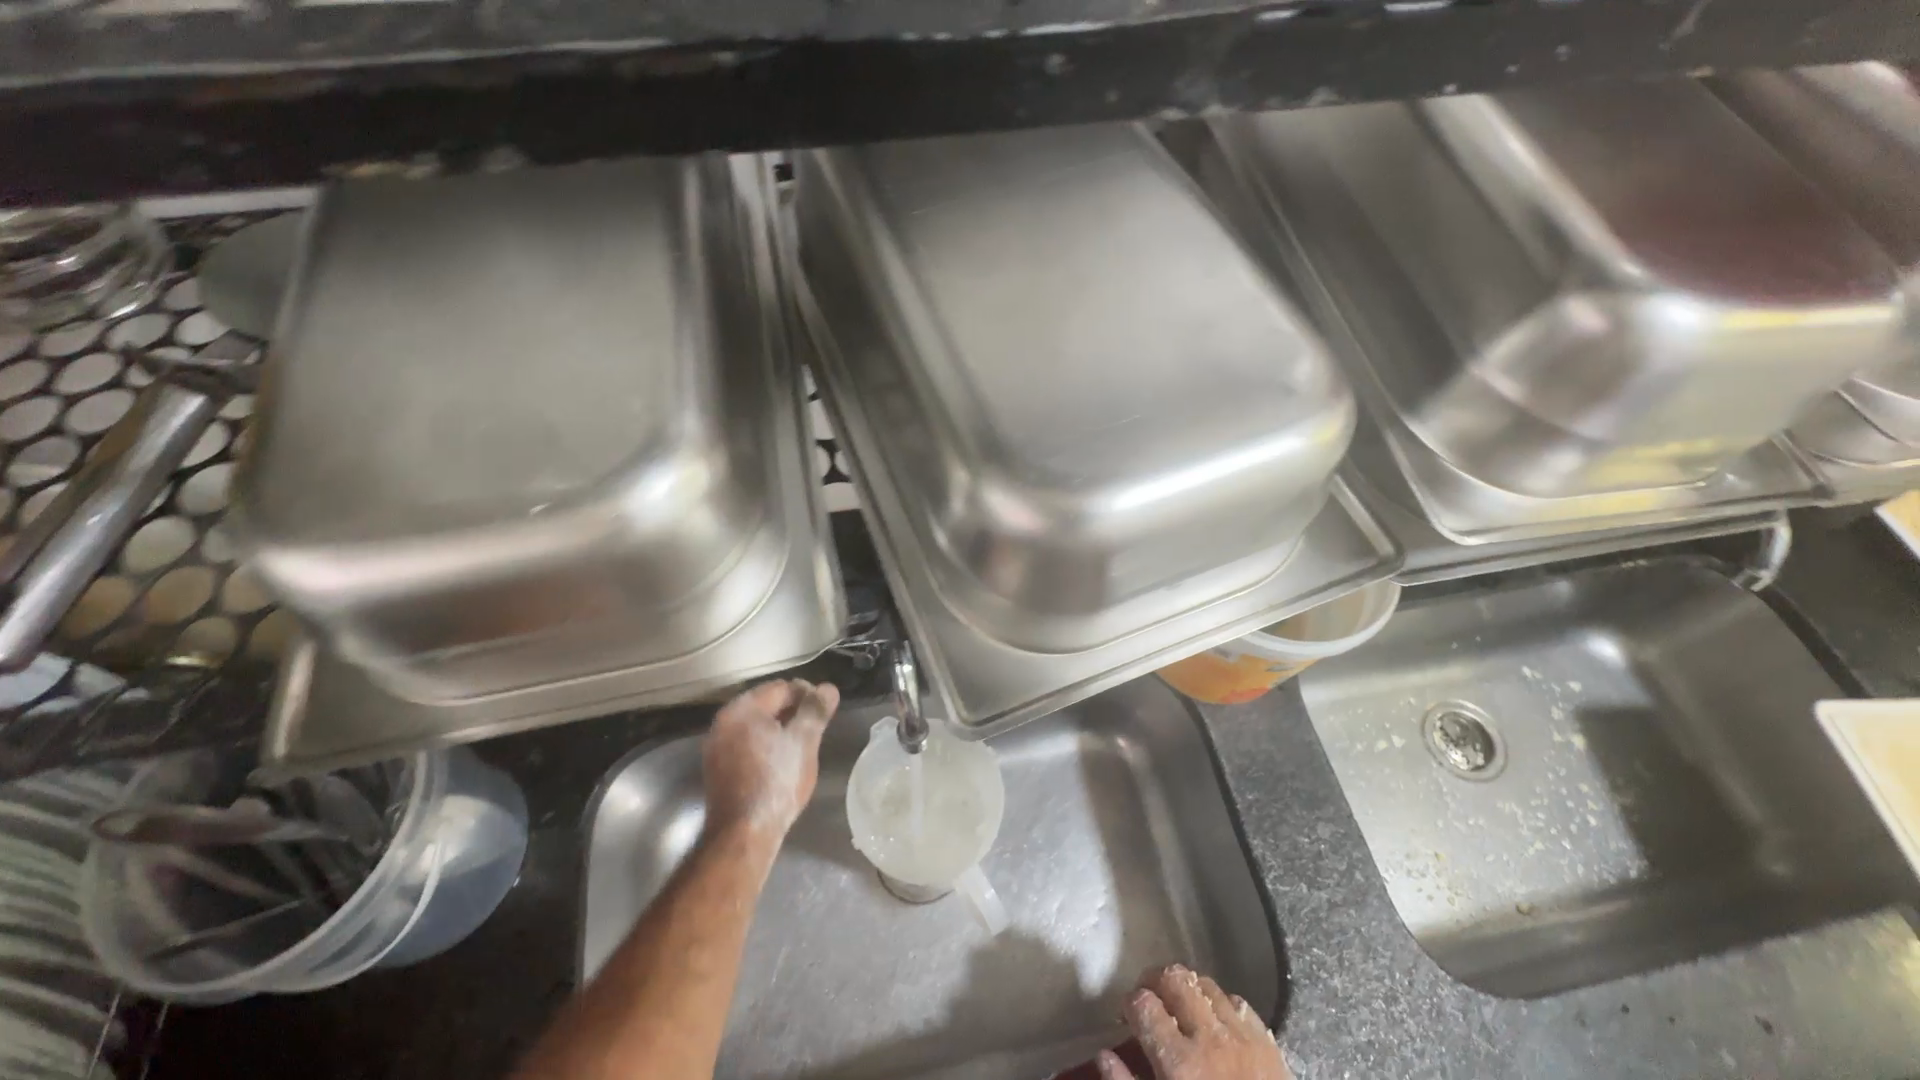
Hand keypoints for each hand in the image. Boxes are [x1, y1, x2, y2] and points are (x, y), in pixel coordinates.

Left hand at [702, 679, 839, 841]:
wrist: (743, 832)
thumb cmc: (777, 781)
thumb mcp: (804, 742)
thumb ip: (815, 711)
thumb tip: (828, 688)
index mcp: (742, 709)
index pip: (781, 687)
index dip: (807, 694)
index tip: (826, 710)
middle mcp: (723, 722)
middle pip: (766, 706)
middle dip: (793, 713)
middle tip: (817, 729)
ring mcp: (717, 747)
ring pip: (756, 727)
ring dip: (780, 730)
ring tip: (802, 747)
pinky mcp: (717, 769)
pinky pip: (746, 745)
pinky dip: (765, 747)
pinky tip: (782, 763)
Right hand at [1098, 965, 1292, 1079]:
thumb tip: (1104, 1055)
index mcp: (1178, 1062)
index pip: (1143, 1005)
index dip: (1130, 1003)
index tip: (1127, 1014)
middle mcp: (1208, 1038)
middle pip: (1175, 980)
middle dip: (1154, 980)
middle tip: (1148, 996)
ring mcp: (1241, 1036)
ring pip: (1206, 984)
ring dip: (1187, 989)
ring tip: (1180, 1005)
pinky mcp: (1266, 1041)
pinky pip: (1238, 1002)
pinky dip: (1220, 1003)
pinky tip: (1214, 1020)